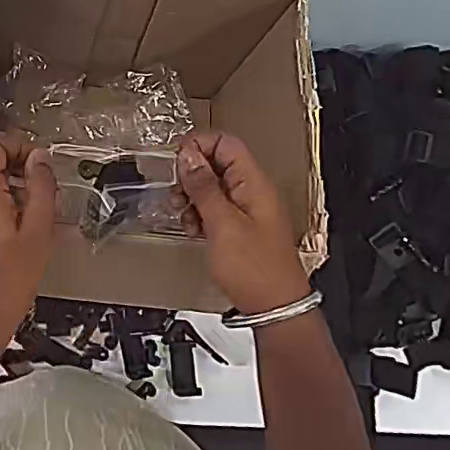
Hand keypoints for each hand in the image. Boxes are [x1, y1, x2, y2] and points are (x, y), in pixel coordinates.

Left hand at [0, 130, 56, 327]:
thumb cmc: (14, 274)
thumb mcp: (39, 228)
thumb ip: (41, 187)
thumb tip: (41, 158)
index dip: (19, 144)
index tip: (40, 163)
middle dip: (18, 155)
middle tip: (41, 175)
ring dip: (14, 171)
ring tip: (37, 193)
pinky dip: (9, 186)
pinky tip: (27, 209)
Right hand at [175, 132, 311, 313]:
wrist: (273, 307)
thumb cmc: (254, 269)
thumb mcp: (221, 223)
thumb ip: (203, 186)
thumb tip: (187, 155)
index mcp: (253, 182)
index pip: (225, 142)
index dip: (198, 146)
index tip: (177, 163)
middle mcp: (252, 191)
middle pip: (217, 164)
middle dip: (192, 176)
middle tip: (178, 196)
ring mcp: (248, 209)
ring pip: (213, 188)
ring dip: (193, 199)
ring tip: (186, 218)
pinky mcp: (241, 228)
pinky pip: (216, 210)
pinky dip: (201, 216)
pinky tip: (195, 231)